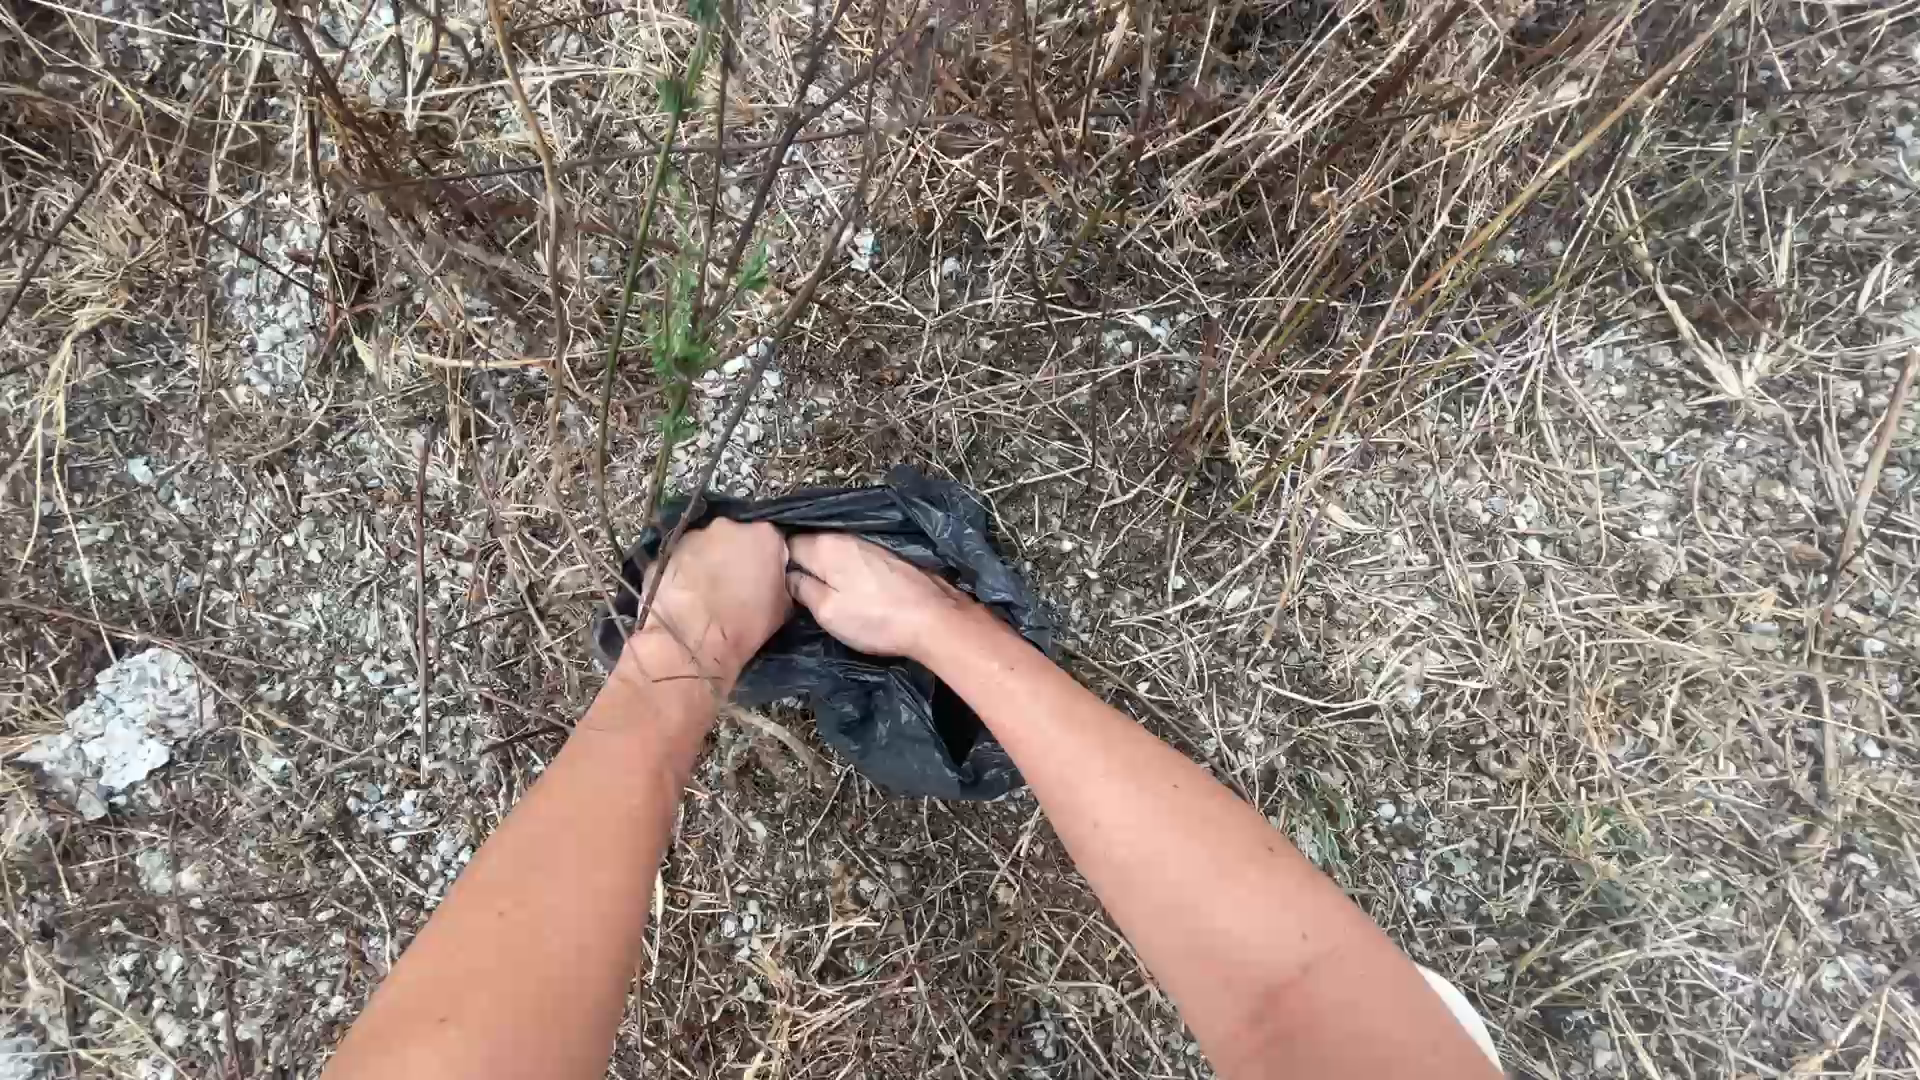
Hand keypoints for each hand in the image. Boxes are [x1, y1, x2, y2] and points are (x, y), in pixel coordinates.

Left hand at [630, 519, 789, 686]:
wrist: (691, 642)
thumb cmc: (745, 625)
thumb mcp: (784, 605)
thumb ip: (781, 578)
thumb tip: (774, 575)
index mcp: (764, 535)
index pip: (773, 541)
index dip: (768, 560)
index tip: (764, 576)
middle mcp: (729, 526)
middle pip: (738, 536)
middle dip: (738, 554)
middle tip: (735, 582)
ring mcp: (695, 536)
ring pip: (709, 545)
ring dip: (711, 560)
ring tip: (707, 589)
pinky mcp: (668, 550)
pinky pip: (684, 557)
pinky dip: (688, 569)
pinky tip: (687, 591)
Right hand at [785, 534, 985, 659]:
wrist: (933, 619)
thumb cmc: (877, 618)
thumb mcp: (827, 611)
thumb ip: (801, 589)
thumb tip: (789, 576)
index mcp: (826, 546)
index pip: (786, 543)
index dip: (777, 563)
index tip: (773, 583)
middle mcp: (846, 537)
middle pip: (810, 545)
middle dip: (800, 564)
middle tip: (792, 592)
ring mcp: (869, 545)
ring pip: (833, 553)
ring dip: (824, 568)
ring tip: (819, 593)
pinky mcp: (886, 557)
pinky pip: (853, 558)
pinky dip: (845, 570)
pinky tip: (847, 589)